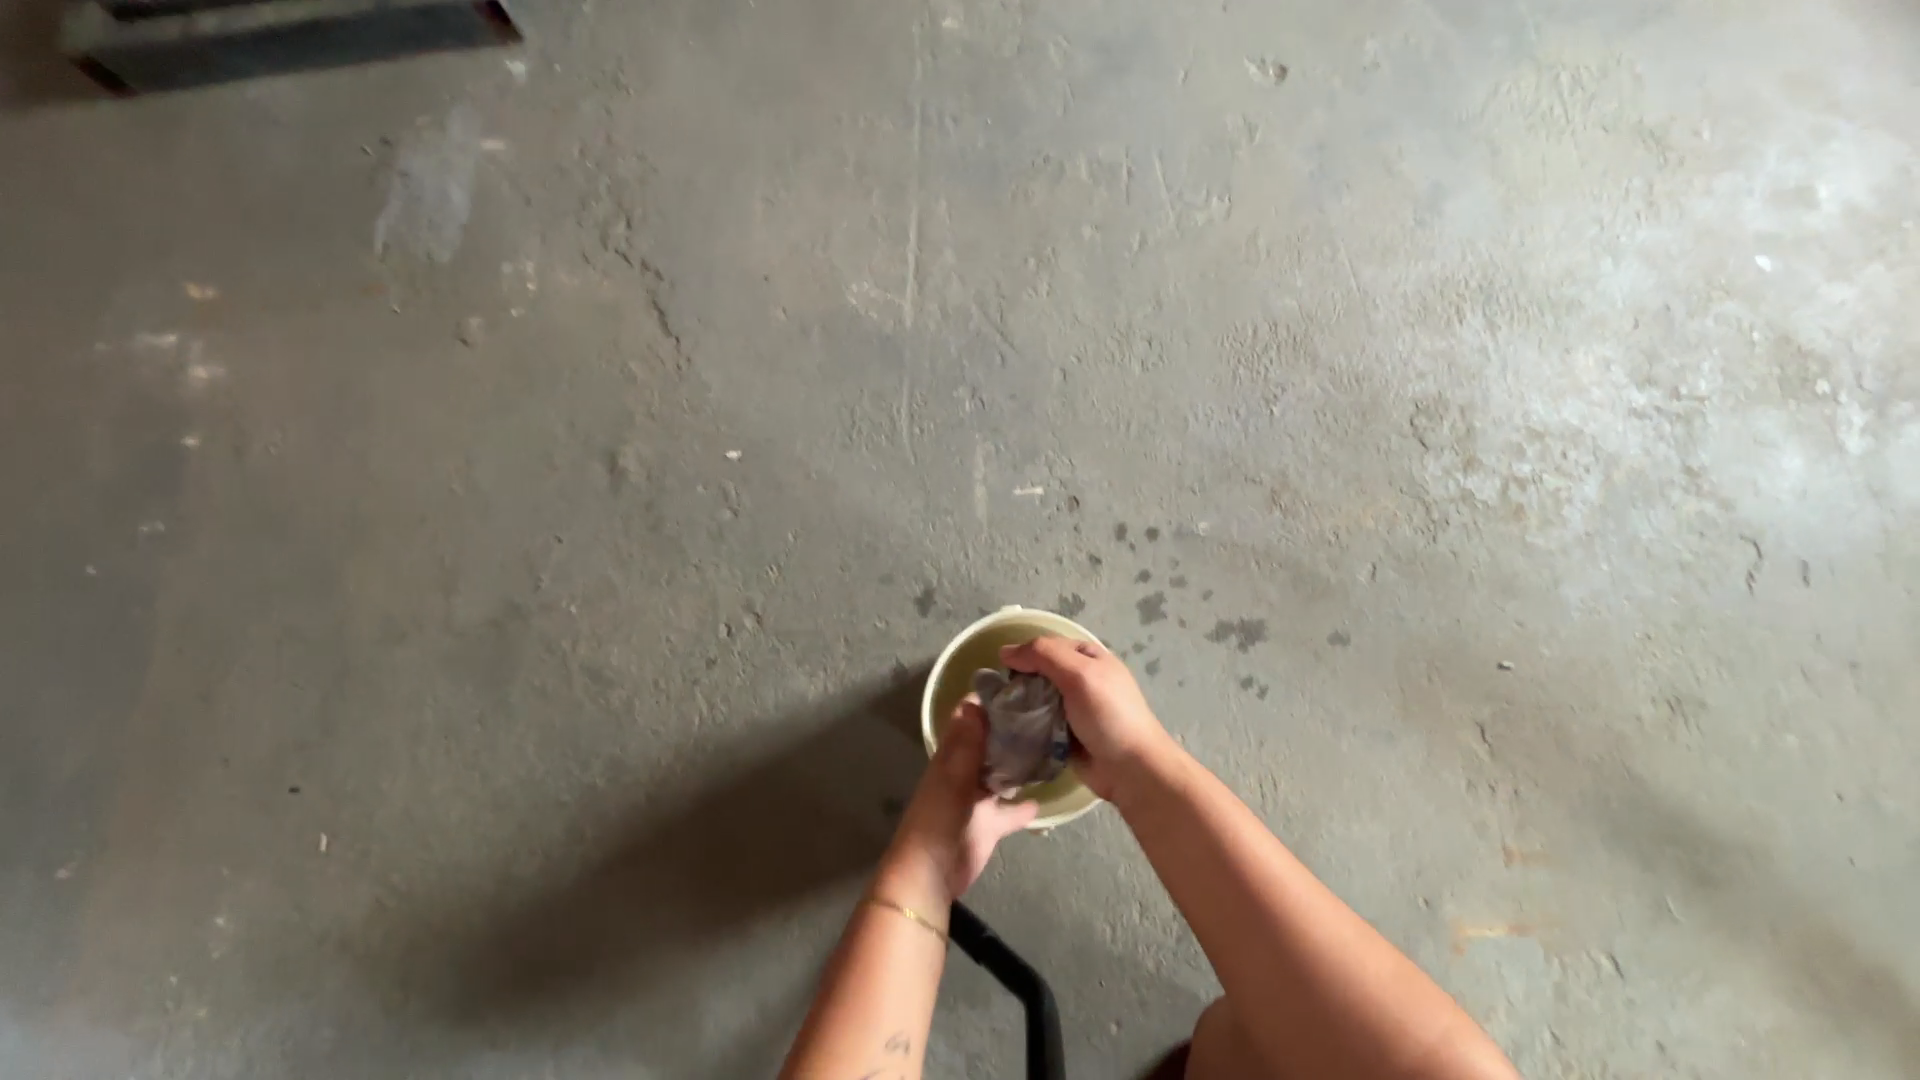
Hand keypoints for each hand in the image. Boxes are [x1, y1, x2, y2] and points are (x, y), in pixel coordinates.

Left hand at [874, 700, 1036, 909]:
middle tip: (1045, 713)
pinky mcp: (991, 826)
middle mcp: (964, 773)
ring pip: (1001, 775)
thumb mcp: (952, 779)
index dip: (988, 704)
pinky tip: (1044, 797)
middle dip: (1010, 731)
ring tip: (1050, 745)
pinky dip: (1024, 805)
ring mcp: (978, 800)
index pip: (969, 722)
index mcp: (950, 758)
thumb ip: (966, 744)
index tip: (1018, 687)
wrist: (931, 875)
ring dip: (1019, 763)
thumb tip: (974, 700)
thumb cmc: (937, 822)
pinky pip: (1011, 812)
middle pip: (989, 746)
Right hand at [1000, 636, 1173, 803]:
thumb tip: (1005, 651)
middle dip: (1019, 682)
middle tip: (996, 695)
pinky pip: (1038, 724)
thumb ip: (1045, 655)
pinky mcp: (1065, 735)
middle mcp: (1081, 680)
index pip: (1049, 646)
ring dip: (1020, 705)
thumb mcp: (1080, 674)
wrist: (1131, 770)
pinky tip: (1008, 730)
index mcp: (1089, 658)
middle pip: (1040, 673)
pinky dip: (1025, 726)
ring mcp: (1073, 709)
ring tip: (996, 714)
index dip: (1025, 653)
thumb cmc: (1108, 715)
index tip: (1001, 669)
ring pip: (1037, 699)